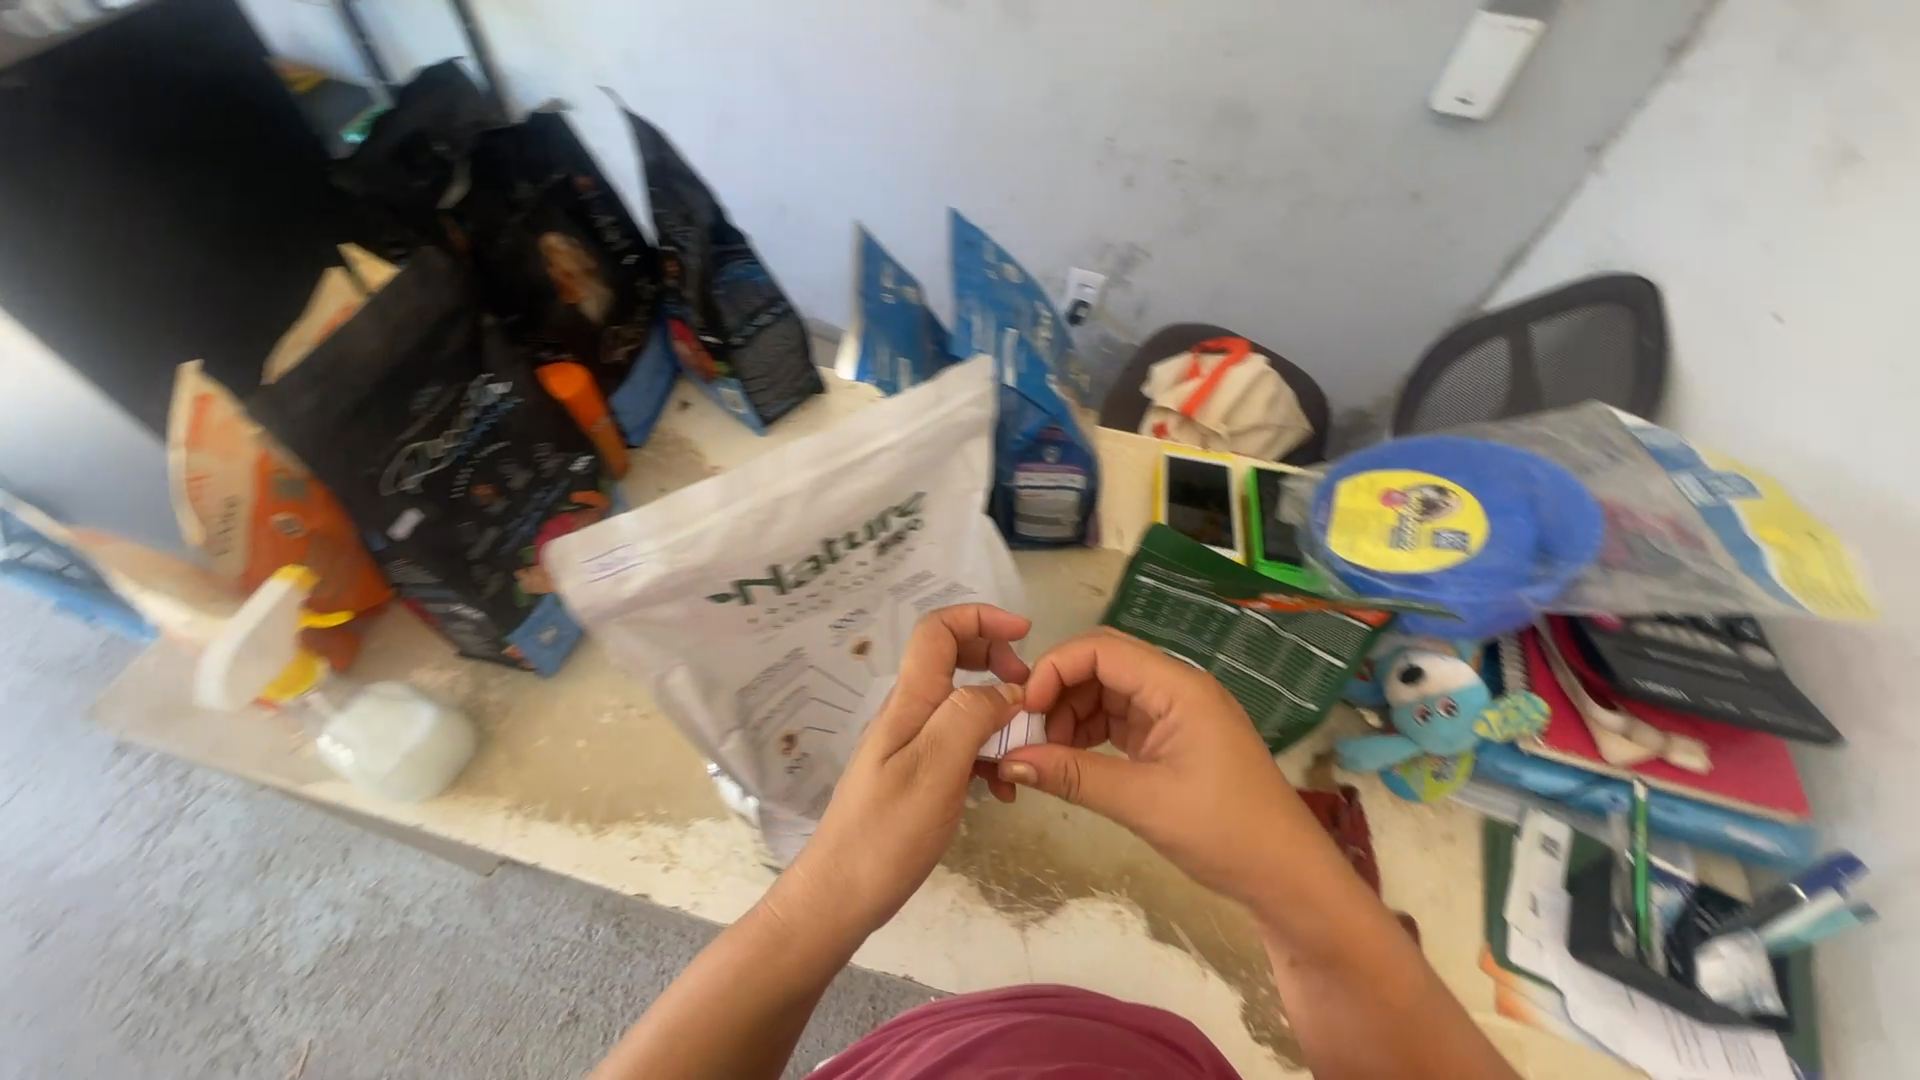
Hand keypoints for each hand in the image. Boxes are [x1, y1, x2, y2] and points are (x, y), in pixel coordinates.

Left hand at [778, 605, 1031, 937]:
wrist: (840, 896)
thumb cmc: (887, 833)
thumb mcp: (937, 769)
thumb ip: (972, 716)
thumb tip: (1008, 689)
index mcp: (910, 700)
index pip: (939, 630)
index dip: (981, 618)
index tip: (1025, 633)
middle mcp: (909, 712)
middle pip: (954, 658)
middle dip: (998, 663)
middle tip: (1031, 694)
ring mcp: (912, 744)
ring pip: (964, 705)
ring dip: (1000, 718)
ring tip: (1025, 751)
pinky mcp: (918, 775)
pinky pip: (961, 746)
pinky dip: (988, 755)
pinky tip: (1004, 789)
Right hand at [999, 627, 1323, 906]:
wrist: (1287, 877)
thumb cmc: (1224, 832)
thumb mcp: (1143, 803)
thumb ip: (1073, 775)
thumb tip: (1009, 762)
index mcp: (1178, 685)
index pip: (1101, 648)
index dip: (1055, 669)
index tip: (1025, 711)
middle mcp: (1176, 686)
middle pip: (1102, 663)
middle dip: (1059, 690)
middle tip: (1029, 733)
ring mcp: (1175, 712)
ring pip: (1107, 691)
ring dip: (1071, 713)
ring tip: (1047, 754)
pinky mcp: (1173, 737)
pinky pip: (1120, 718)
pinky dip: (1090, 733)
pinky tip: (1071, 759)